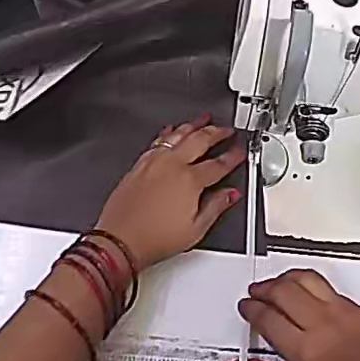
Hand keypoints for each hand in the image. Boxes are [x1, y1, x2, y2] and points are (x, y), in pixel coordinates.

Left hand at [94, 116, 244, 271]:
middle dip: (217, 132)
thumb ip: (216, 207)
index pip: (218, 164)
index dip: (232, 156)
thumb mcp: (195, 230)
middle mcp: (172, 165)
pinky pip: (158, 141)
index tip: (239, 152)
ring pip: (178, 134)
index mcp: (190, 181)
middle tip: (226, 130)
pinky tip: (172, 131)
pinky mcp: (140, 164)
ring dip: (194, 125)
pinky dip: (169, 133)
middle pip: (200, 140)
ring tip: (204, 120)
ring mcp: (154, 162)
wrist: (120, 240)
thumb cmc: (153, 238)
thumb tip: (229, 195)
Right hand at [209, 269, 359, 360]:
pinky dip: (312, 289)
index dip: (251, 308)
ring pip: (307, 279)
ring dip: (286, 279)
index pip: (267, 316)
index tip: (248, 308)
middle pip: (284, 290)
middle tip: (258, 293)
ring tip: (277, 286)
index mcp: (304, 351)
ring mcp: (344, 316)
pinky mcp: (359, 311)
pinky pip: (329, 288)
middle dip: (264, 289)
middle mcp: (325, 328)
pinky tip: (305, 295)